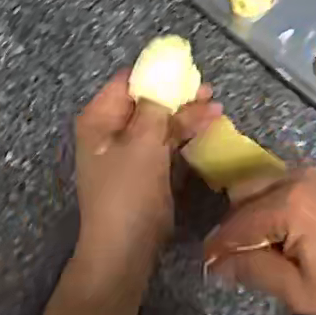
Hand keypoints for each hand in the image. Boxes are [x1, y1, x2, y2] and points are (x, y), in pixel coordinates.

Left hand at [72, 70, 220, 278]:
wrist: (124, 248)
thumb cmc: (127, 190)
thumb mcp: (142, 142)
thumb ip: (155, 105)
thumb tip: (166, 75)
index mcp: (100, 119)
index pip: (127, 81)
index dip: (155, 72)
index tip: (186, 66)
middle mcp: (111, 130)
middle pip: (146, 100)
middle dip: (177, 93)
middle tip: (207, 88)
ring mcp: (130, 150)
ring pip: (160, 120)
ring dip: (186, 112)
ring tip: (215, 104)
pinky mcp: (147, 168)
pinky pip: (167, 141)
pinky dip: (185, 132)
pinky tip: (210, 124)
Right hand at [202, 169, 315, 314]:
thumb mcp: (300, 290)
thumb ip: (255, 270)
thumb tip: (219, 264)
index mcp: (290, 203)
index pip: (238, 223)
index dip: (219, 247)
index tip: (206, 266)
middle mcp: (298, 179)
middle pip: (245, 195)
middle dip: (233, 227)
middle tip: (230, 262)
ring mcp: (313, 176)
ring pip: (263, 188)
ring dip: (252, 216)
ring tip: (255, 253)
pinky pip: (282, 187)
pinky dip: (271, 207)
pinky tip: (278, 237)